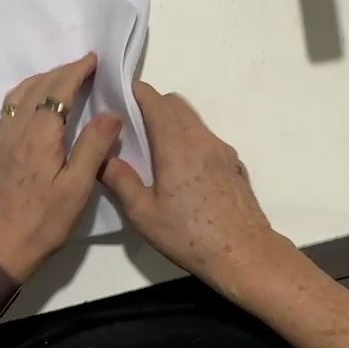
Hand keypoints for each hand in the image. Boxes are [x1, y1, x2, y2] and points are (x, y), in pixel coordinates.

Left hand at [0, 53, 123, 281]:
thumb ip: (93, 146)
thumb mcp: (78, 187)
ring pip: (19, 95)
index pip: (57, 90)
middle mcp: (16, 129)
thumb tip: (110, 113)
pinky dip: (26, 94)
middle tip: (85, 67)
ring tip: (63, 80)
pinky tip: (37, 104)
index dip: (75, 71)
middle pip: (37, 87)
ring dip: (42, 80)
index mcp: (38, 135)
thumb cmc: (45, 220)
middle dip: (61, 72)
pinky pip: (10, 108)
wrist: (2, 246)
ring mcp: (3, 138)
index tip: (92, 59)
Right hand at [102, 81, 288, 286]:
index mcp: (176, 147)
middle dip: (151, 104)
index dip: (135, 92)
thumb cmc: (189, 236)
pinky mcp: (234, 163)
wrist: (244, 255)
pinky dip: (188, 138)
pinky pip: (205, 138)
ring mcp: (221, 150)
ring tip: (153, 148)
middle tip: (131, 124)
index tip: (118, 97)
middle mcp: (201, 140)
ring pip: (192, 118)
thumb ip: (120, 181)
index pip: (155, 100)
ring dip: (171, 120)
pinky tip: (181, 170)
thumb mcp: (143, 214)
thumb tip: (104, 158)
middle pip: (175, 102)